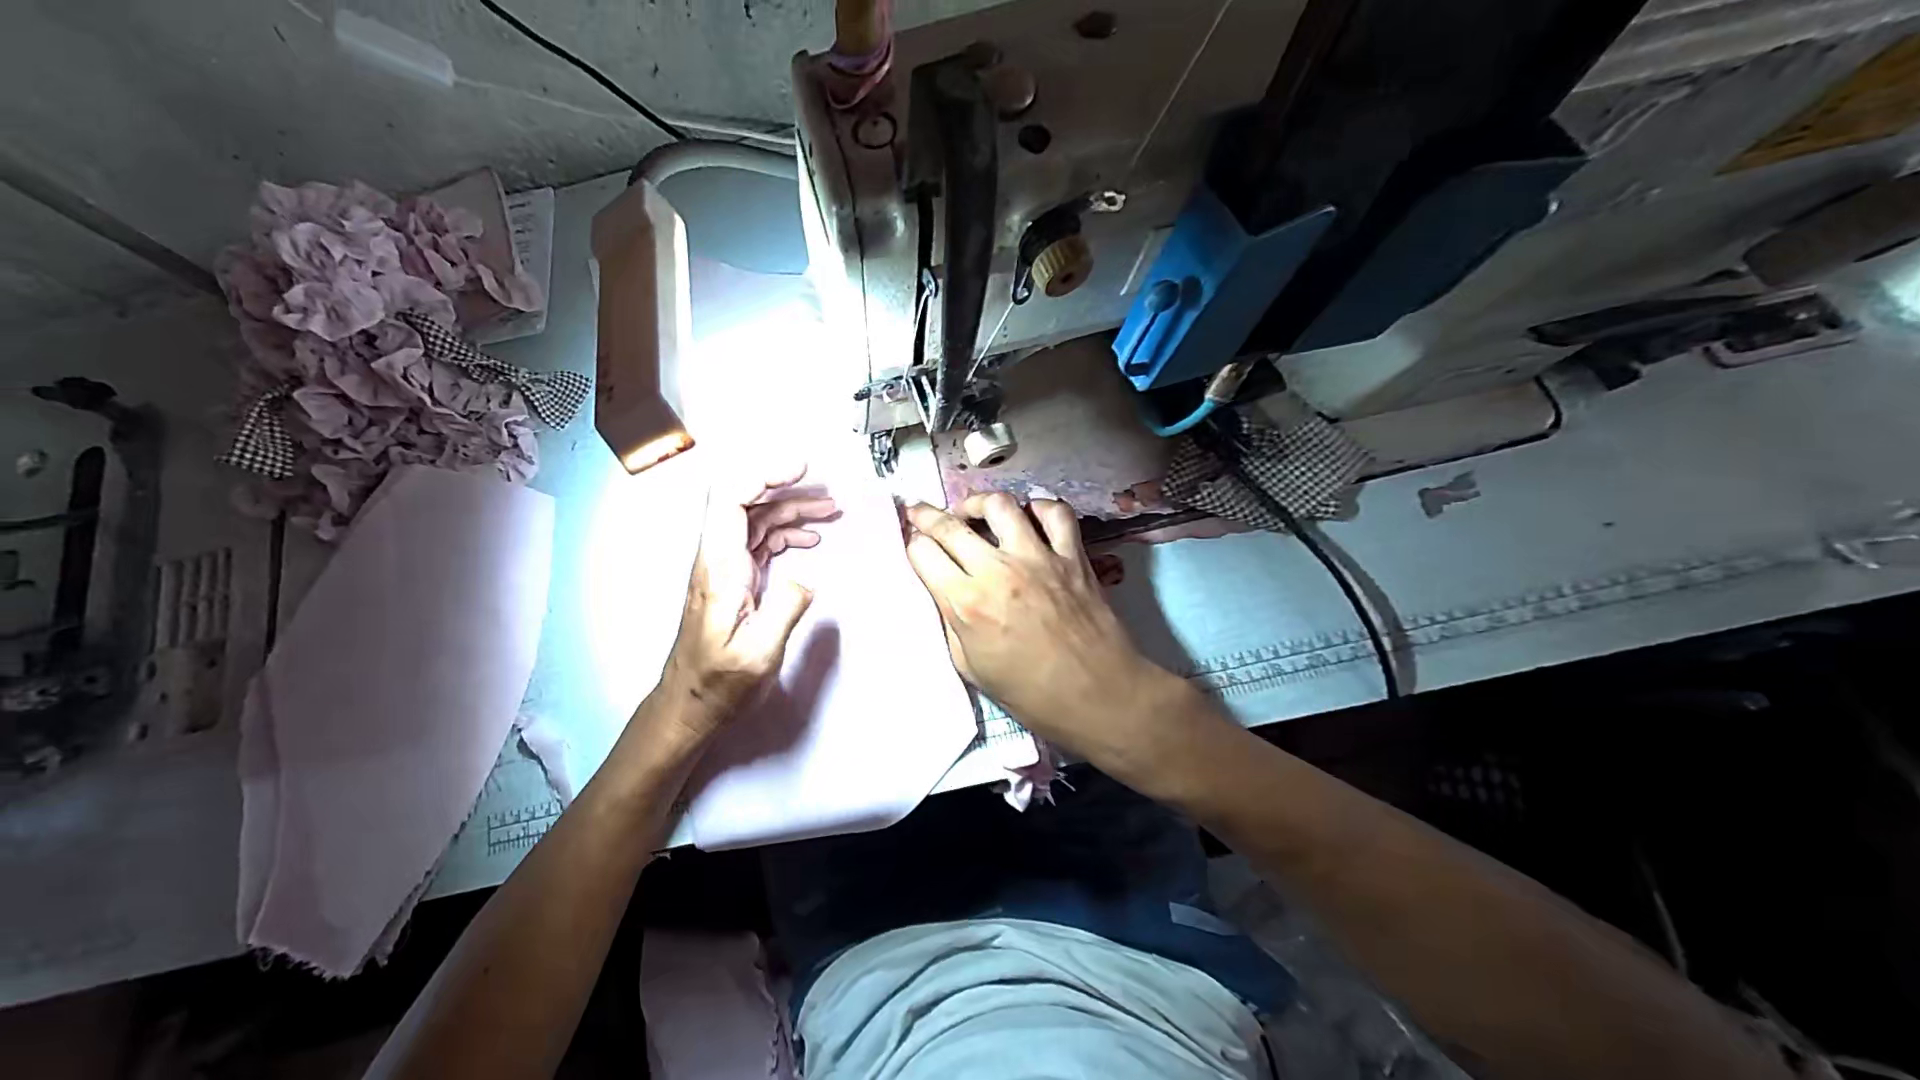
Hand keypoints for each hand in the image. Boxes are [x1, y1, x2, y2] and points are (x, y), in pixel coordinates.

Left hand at [656, 464, 836, 743]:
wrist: (689, 705)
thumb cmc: (718, 684)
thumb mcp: (758, 654)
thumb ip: (785, 609)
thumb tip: (805, 579)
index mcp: (719, 567)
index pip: (730, 499)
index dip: (764, 475)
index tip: (801, 469)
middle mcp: (717, 558)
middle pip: (745, 501)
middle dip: (787, 489)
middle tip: (829, 495)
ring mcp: (724, 567)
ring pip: (756, 519)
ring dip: (793, 510)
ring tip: (831, 512)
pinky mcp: (733, 579)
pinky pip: (760, 540)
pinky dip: (787, 532)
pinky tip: (810, 540)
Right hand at [903, 495, 1176, 755]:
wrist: (1098, 697)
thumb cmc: (1030, 694)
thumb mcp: (971, 667)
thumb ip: (951, 621)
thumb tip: (943, 589)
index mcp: (966, 603)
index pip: (924, 553)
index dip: (912, 544)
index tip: (911, 541)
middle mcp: (997, 571)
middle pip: (951, 524)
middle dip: (926, 514)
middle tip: (919, 511)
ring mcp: (1038, 558)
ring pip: (1000, 505)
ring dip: (978, 503)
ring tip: (973, 511)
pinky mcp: (1073, 555)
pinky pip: (1055, 514)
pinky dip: (1038, 507)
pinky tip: (1028, 516)